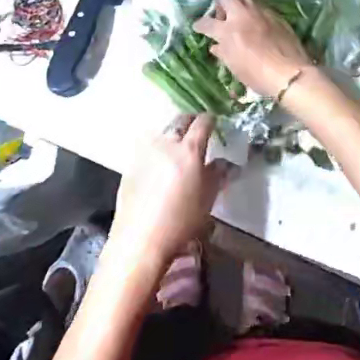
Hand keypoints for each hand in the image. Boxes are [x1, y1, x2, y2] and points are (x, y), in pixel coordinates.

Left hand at [106, 114, 230, 266]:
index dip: (211, 120)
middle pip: (179, 121)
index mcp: (188, 150)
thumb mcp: (207, 200)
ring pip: (161, 131)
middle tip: (198, 129)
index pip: (202, 123)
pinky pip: (148, 145)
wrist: (140, 238)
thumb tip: (228, 163)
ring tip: (178, 145)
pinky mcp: (131, 162)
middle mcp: (165, 143)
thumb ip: (218, 175)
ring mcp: (144, 151)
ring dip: (172, 132)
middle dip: (190, 121)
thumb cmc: (180, 222)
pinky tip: (160, 160)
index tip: (215, 122)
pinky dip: (157, 146)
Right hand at [194, 0, 311, 96]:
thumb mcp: (234, 67)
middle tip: (222, 17)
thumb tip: (216, 46)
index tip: (199, 27)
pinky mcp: (276, 16)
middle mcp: (242, 16)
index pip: (206, 22)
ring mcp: (260, 13)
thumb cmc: (257, 75)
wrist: (290, 74)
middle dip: (220, 3)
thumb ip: (223, 53)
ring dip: (238, 4)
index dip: (200, 25)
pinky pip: (260, 7)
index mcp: (227, 30)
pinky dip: (254, 12)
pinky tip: (256, 25)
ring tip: (239, 18)